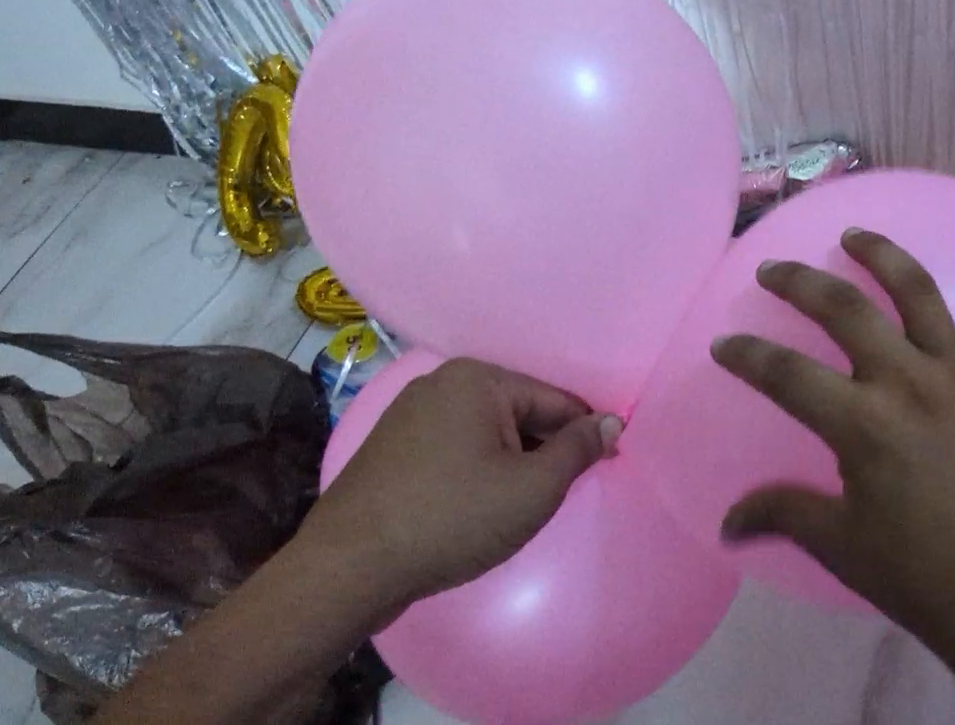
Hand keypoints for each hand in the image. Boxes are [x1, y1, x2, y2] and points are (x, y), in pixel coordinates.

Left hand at [297, 358, 622, 625]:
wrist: (343, 575)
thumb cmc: (451, 520)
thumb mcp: (535, 487)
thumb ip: (580, 448)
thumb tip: (611, 422)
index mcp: (478, 379)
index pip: (556, 401)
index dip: (586, 434)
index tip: (607, 464)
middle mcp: (441, 383)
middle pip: (521, 412)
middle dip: (545, 449)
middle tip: (559, 492)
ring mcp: (409, 415)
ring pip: (488, 432)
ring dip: (513, 461)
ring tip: (519, 503)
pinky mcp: (389, 449)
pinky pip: (455, 448)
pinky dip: (478, 469)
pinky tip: (479, 505)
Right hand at [712, 228, 954, 671]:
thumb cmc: (924, 576)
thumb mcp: (843, 547)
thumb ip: (783, 515)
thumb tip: (727, 523)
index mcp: (863, 424)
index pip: (786, 374)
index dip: (748, 356)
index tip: (724, 344)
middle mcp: (909, 380)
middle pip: (844, 310)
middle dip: (800, 283)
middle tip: (773, 269)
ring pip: (917, 291)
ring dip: (882, 255)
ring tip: (855, 235)